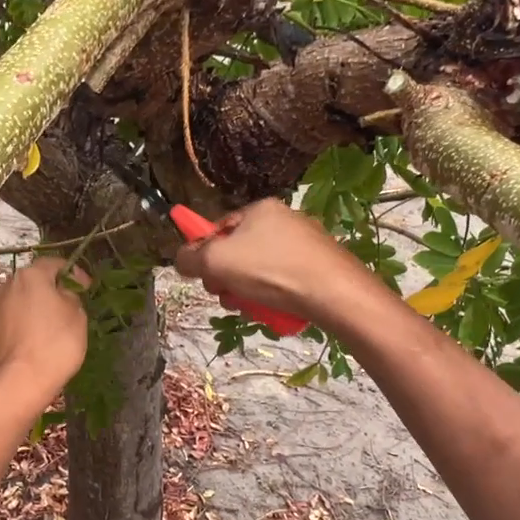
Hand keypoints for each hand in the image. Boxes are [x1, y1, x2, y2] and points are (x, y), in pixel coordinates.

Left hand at [0, 257, 87, 405]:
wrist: (16, 384)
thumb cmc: (54, 346)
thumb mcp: (77, 318)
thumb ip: (70, 298)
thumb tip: (60, 294)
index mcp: (30, 277)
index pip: (52, 264)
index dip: (71, 273)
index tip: (84, 286)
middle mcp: (3, 287)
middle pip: (27, 284)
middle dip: (42, 294)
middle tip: (58, 312)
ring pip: (7, 304)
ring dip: (20, 312)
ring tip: (33, 333)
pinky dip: (1, 331)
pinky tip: (9, 344)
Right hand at [174, 199, 379, 324]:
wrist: (336, 295)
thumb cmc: (270, 270)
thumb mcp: (214, 262)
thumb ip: (189, 259)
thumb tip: (182, 259)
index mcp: (260, 209)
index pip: (219, 228)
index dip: (206, 254)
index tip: (207, 279)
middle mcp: (285, 219)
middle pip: (240, 251)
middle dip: (228, 278)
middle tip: (229, 298)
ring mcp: (307, 243)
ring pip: (261, 269)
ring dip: (248, 290)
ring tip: (253, 309)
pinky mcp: (324, 266)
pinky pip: (286, 280)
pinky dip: (275, 296)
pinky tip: (276, 310)